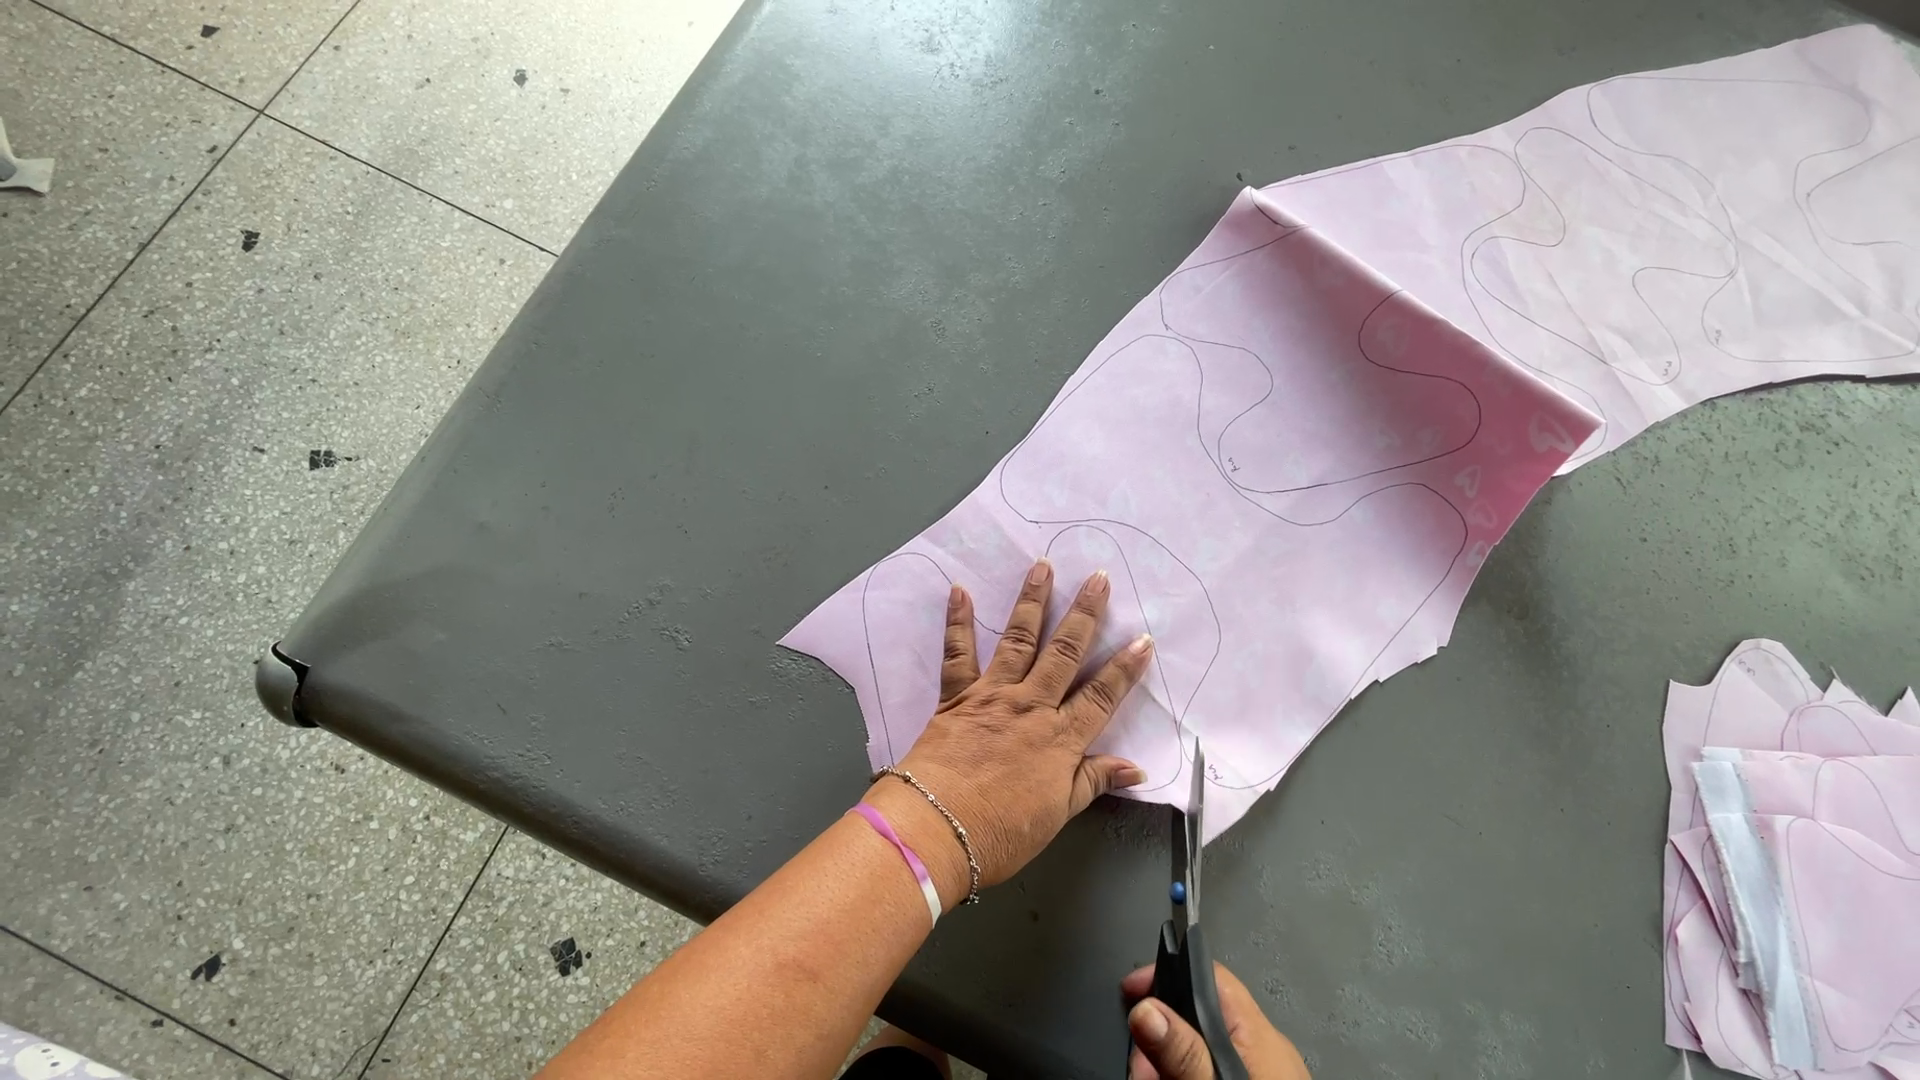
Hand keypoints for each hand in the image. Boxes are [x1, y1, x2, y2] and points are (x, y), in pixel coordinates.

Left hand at [868, 558, 1152, 901]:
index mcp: (1059, 739)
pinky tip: (960, 591)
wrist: (936, 828)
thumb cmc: (1000, 831)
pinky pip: (958, 653)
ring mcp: (992, 696)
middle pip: (1065, 653)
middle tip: (1098, 578)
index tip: (1143, 639)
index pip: (1102, 696)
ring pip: (1019, 640)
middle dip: (1085, 614)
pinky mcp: (956, 697)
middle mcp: (1030, 707)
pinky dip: (959, 621)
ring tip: (1042, 567)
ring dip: (1032, 601)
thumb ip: (1092, 782)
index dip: (1126, 668)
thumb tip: (1135, 769)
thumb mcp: (1057, 814)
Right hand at [1123, 962, 1309, 1079]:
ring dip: (1161, 1071)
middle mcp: (1257, 1051)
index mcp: (1257, 1035)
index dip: (1165, 976)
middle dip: (1156, 1042)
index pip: (1208, 977)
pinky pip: (1206, 1074)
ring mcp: (1253, 1076)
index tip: (1128, 993)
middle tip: (1141, 1074)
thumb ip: (1185, 1054)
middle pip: (1192, 1021)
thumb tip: (1144, 1008)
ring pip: (1192, 1056)